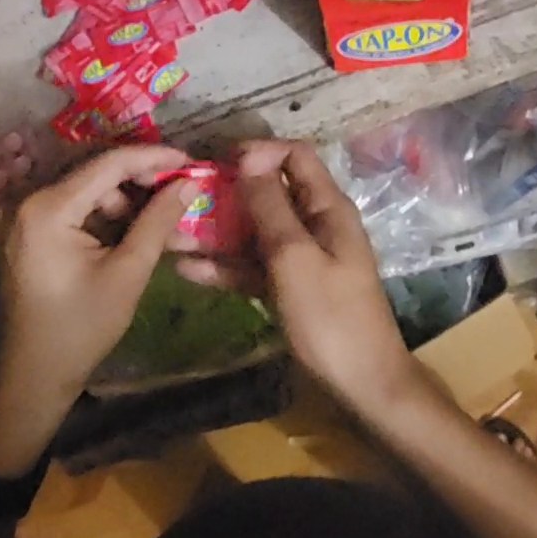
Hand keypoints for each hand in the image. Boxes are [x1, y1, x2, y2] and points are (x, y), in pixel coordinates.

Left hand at [0, 144, 194, 475]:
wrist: (27, 381)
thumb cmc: (79, 330)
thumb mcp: (127, 273)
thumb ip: (158, 221)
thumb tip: (190, 182)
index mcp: (46, 208)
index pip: (108, 164)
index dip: (153, 159)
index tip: (190, 161)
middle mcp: (26, 201)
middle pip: (94, 172)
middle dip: (141, 178)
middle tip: (181, 189)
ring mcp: (20, 216)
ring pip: (85, 189)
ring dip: (124, 198)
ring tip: (162, 218)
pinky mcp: (23, 232)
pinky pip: (70, 207)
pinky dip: (103, 214)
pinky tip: (133, 229)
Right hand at [178, 140, 422, 414]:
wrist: (363, 385)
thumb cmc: (330, 317)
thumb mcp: (294, 257)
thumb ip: (270, 206)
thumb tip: (250, 156)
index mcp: (327, 208)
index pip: (295, 156)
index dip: (258, 152)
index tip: (217, 162)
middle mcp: (316, 224)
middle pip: (270, 193)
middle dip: (228, 193)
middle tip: (184, 198)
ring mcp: (303, 257)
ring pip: (256, 231)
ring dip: (218, 232)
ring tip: (173, 235)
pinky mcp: (290, 287)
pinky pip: (254, 266)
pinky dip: (227, 267)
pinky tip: (188, 271)